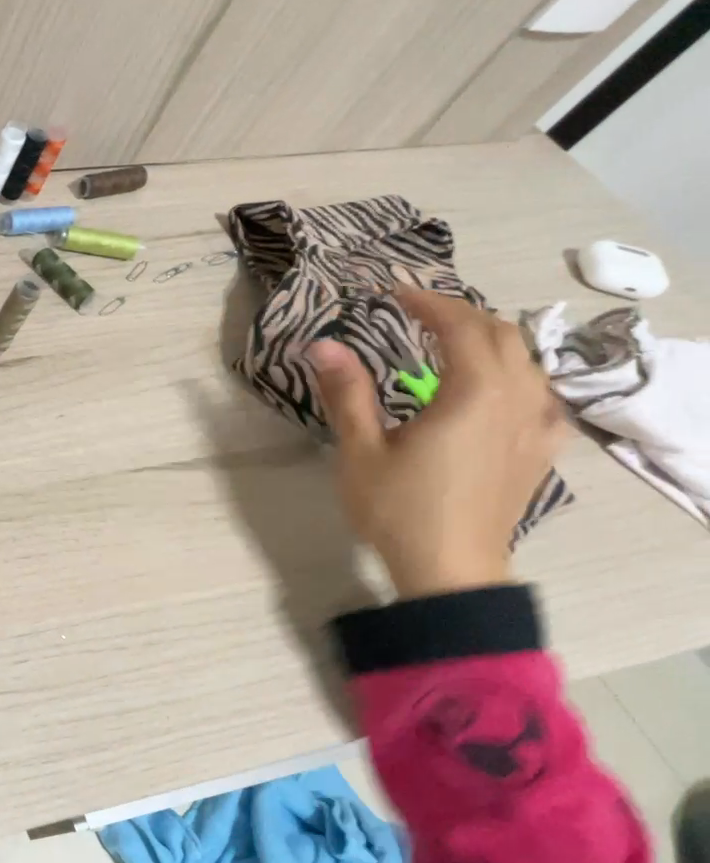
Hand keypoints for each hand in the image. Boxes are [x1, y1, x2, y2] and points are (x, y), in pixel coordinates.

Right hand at [308, 287, 566, 599]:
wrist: (449, 568)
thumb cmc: (398, 508)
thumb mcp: (360, 450)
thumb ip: (347, 394)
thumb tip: (321, 346)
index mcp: (474, 394)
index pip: (461, 327)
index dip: (429, 303)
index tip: (393, 294)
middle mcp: (518, 399)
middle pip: (501, 336)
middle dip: (461, 316)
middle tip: (418, 314)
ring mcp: (537, 424)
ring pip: (526, 361)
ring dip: (490, 342)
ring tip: (451, 344)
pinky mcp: (540, 448)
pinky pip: (540, 394)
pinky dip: (515, 375)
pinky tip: (496, 390)